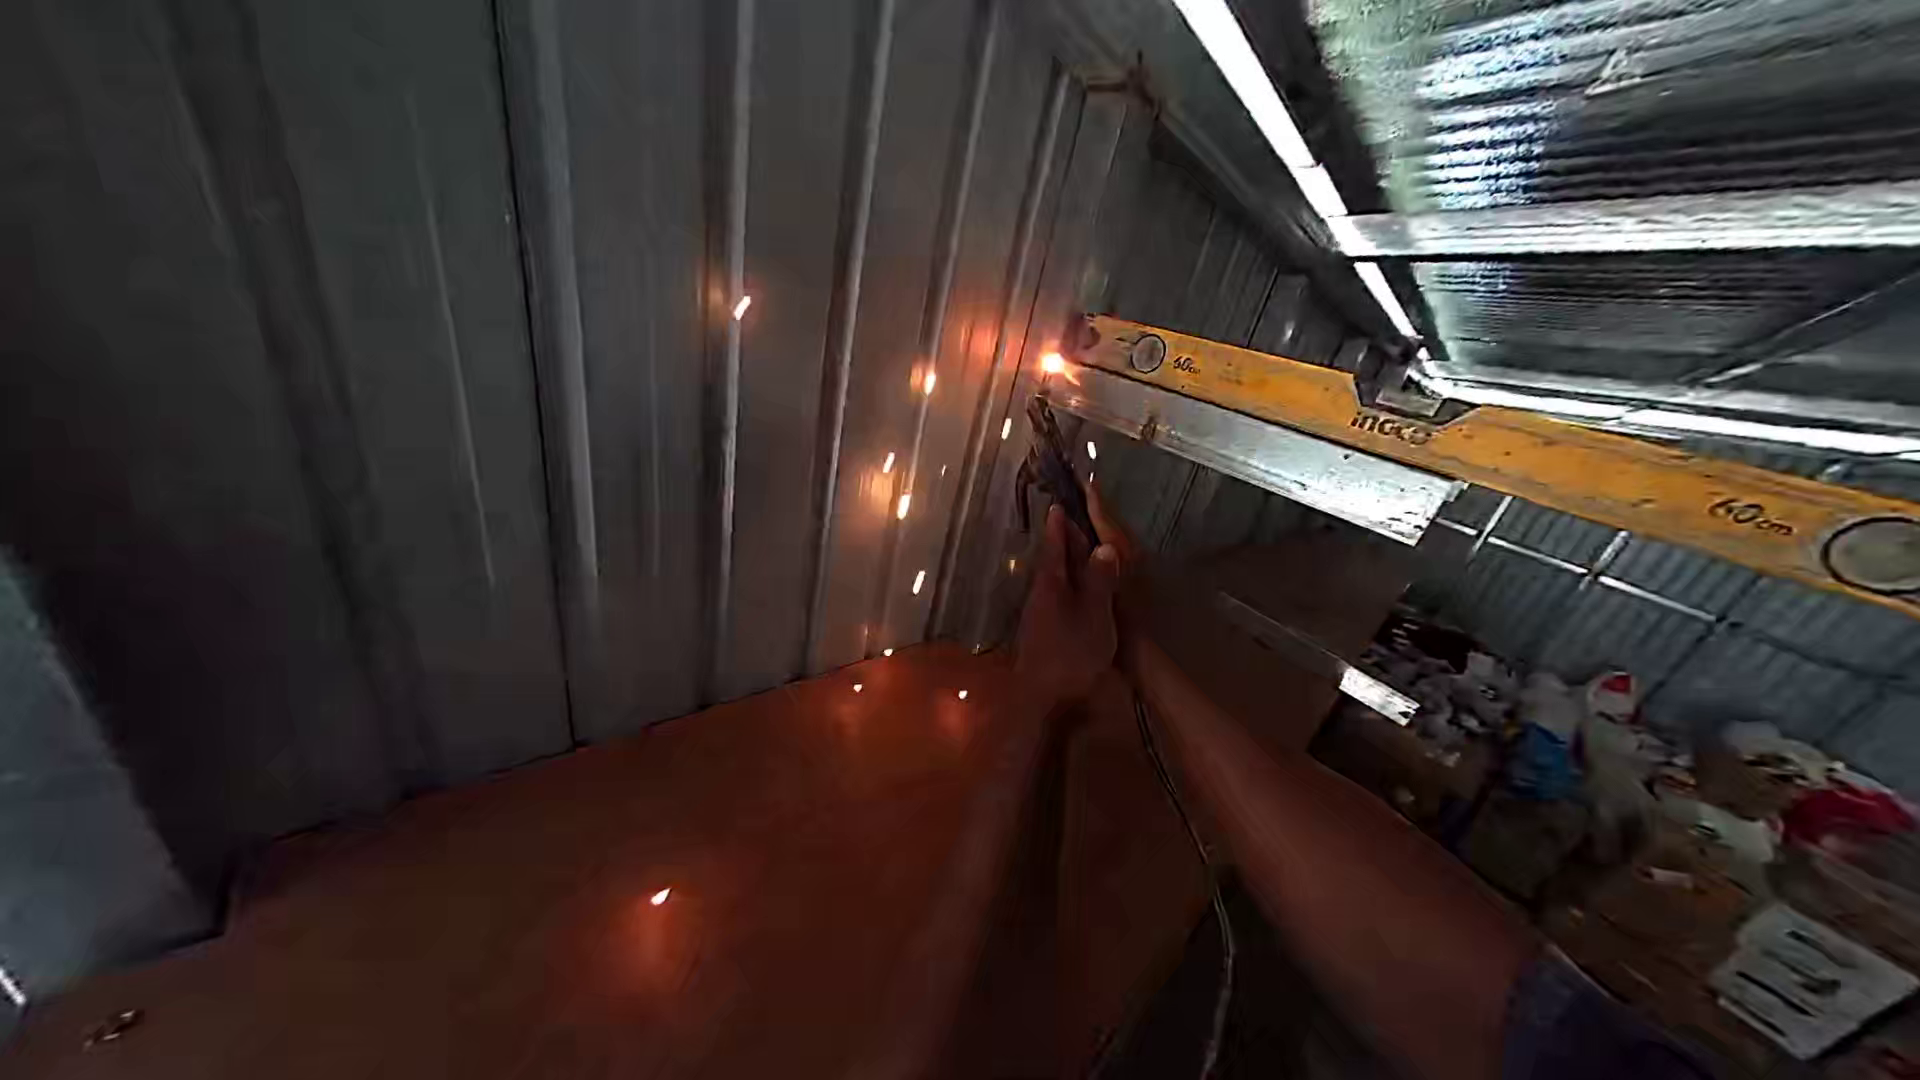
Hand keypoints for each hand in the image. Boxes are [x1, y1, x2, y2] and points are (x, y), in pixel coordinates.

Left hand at [1013, 503, 1119, 705]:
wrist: (1042, 696)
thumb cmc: (1071, 653)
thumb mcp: (1094, 615)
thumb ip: (1099, 582)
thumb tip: (1104, 548)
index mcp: (1051, 584)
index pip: (1054, 547)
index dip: (1058, 527)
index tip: (1057, 505)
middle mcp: (1038, 594)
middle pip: (1050, 561)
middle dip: (1058, 542)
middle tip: (1069, 522)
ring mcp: (1036, 614)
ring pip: (1050, 580)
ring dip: (1061, 564)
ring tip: (1075, 553)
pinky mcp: (1038, 631)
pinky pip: (1052, 596)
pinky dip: (1063, 585)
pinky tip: (1072, 592)